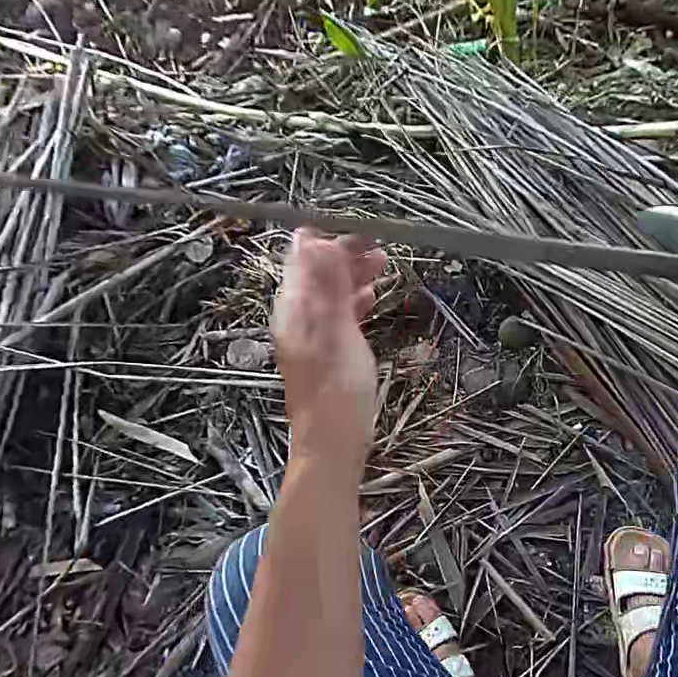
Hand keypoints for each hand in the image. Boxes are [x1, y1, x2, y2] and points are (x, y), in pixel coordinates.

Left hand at [272, 229, 387, 459]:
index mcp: (294, 310)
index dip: (329, 241)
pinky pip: (338, 315)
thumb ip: (327, 286)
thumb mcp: (336, 331)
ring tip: (384, 266)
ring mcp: (311, 337)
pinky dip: (354, 301)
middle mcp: (297, 319)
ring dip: (353, 276)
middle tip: (380, 249)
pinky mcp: (326, 352)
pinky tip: (371, 299)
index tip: (362, 232)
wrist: (333, 443)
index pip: (302, 259)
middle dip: (345, 256)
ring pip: (330, 294)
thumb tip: (314, 239)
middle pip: (317, 274)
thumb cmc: (336, 391)